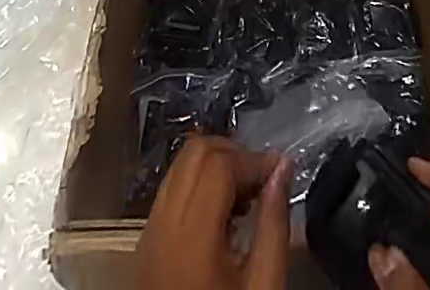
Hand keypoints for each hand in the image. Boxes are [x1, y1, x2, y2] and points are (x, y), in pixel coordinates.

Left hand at [138, 134, 291, 289]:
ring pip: (180, 164)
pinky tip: (223, 211)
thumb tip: (283, 169)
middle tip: (264, 179)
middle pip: (195, 151)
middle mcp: (163, 220)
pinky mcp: (146, 239)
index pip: (219, 163)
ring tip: (247, 194)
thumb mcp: (263, 287)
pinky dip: (198, 181)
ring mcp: (149, 228)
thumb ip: (274, 224)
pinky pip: (172, 187)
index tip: (281, 170)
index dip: (253, 159)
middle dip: (234, 153)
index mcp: (192, 234)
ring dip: (216, 164)